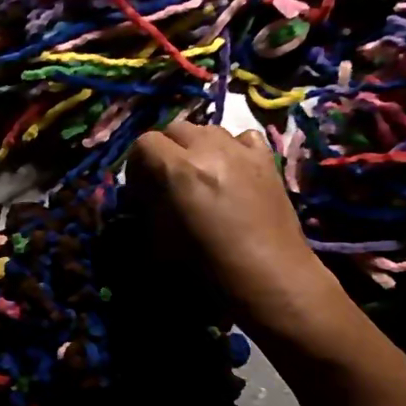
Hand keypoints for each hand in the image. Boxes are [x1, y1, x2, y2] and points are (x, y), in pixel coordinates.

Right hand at [126, 122, 342, 333]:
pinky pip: (242, 137)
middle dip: (164, 151)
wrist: (268, 277)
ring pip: (208, 129)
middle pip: (175, 129)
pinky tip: (231, 170)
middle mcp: (209, 149)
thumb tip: (144, 199)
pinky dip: (231, 147)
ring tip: (199, 174)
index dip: (137, 164)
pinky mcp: (267, 160)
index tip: (140, 188)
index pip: (145, 143)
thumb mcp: (160, 243)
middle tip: (165, 180)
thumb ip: (148, 211)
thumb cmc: (209, 267)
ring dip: (196, 146)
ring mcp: (242, 151)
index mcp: (178, 170)